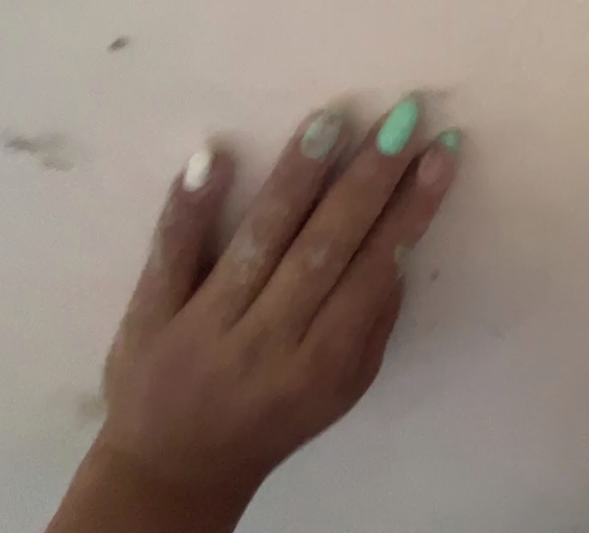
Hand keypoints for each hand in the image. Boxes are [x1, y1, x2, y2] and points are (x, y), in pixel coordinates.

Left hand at [68, 98, 459, 522]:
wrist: (170, 472)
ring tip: (330, 119)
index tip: (441, 150)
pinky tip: (214, 154)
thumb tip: (398, 240)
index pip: (376, 267)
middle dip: (370, 177)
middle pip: (326, 244)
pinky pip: (169, 256)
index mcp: (322, 360)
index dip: (413, 206)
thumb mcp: (349, 385)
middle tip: (403, 117)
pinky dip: (189, 207)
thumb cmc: (281, 418)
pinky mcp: (147, 317)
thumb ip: (376, 317)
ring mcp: (202, 326)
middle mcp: (267, 339)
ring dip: (296, 178)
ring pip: (258, 240)